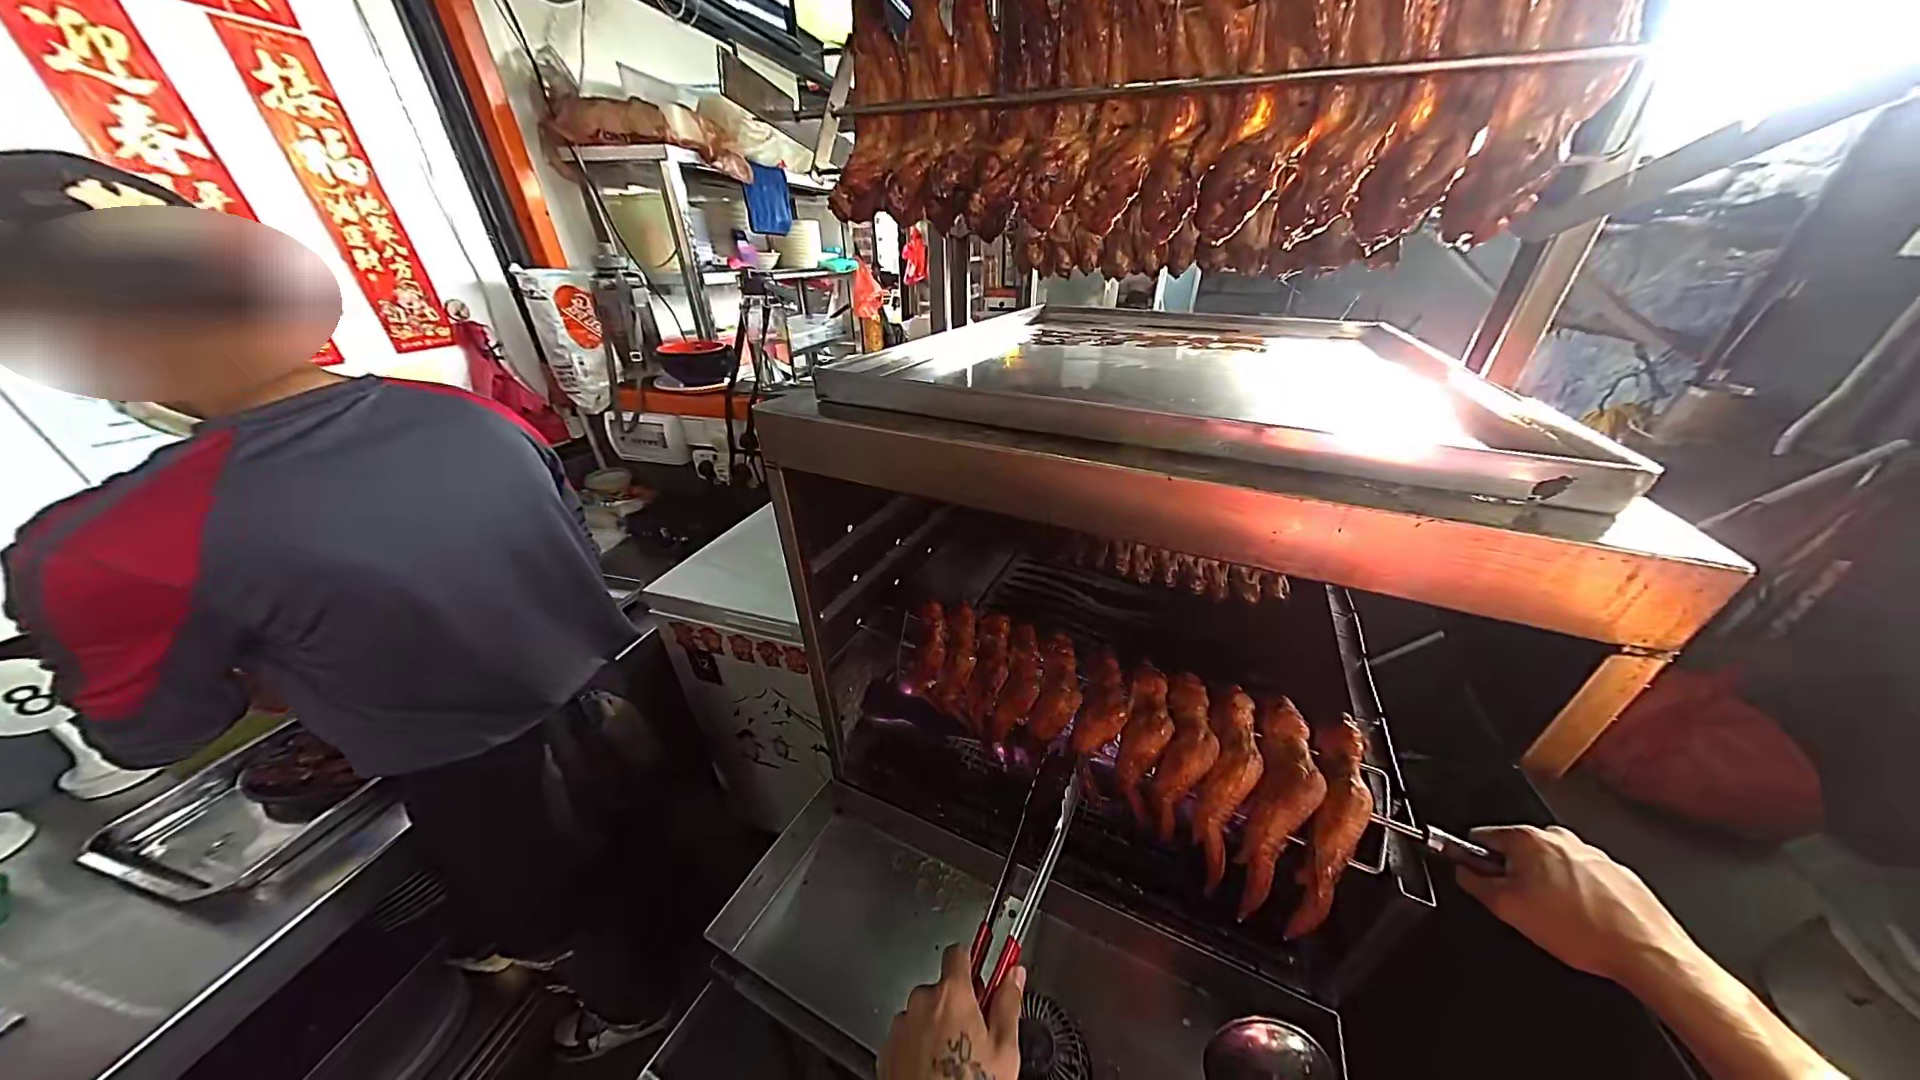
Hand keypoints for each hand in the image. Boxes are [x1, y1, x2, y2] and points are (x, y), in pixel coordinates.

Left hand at [878, 943, 1024, 1079]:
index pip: (960, 953)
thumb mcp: (1004, 1050)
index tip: (982, 974)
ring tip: (952, 1060)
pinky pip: (906, 1037)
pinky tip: (933, 1071)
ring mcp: (901, 1027)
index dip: (973, 963)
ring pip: (923, 1014)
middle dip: (956, 1004)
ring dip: (935, 1026)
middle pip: (942, 988)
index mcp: (952, 994)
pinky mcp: (886, 1052)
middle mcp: (921, 1002)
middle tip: (973, 1034)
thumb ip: (1008, 1003)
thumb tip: (1014, 975)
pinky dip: (917, 1047)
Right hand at [1456, 825, 1694, 985]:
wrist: (1653, 958)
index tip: (1487, 882)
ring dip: (1549, 885)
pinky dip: (1580, 896)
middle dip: (1516, 875)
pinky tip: (1587, 920)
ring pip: (1553, 866)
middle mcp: (1560, 838)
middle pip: (1518, 851)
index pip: (1480, 838)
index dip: (1477, 862)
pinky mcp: (1621, 875)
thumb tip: (1463, 871)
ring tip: (1561, 918)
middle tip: (1526, 906)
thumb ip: (1471, 882)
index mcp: (1527, 838)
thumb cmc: (1584, 932)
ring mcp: (1594, 855)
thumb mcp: (1506, 908)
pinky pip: (1585, 879)